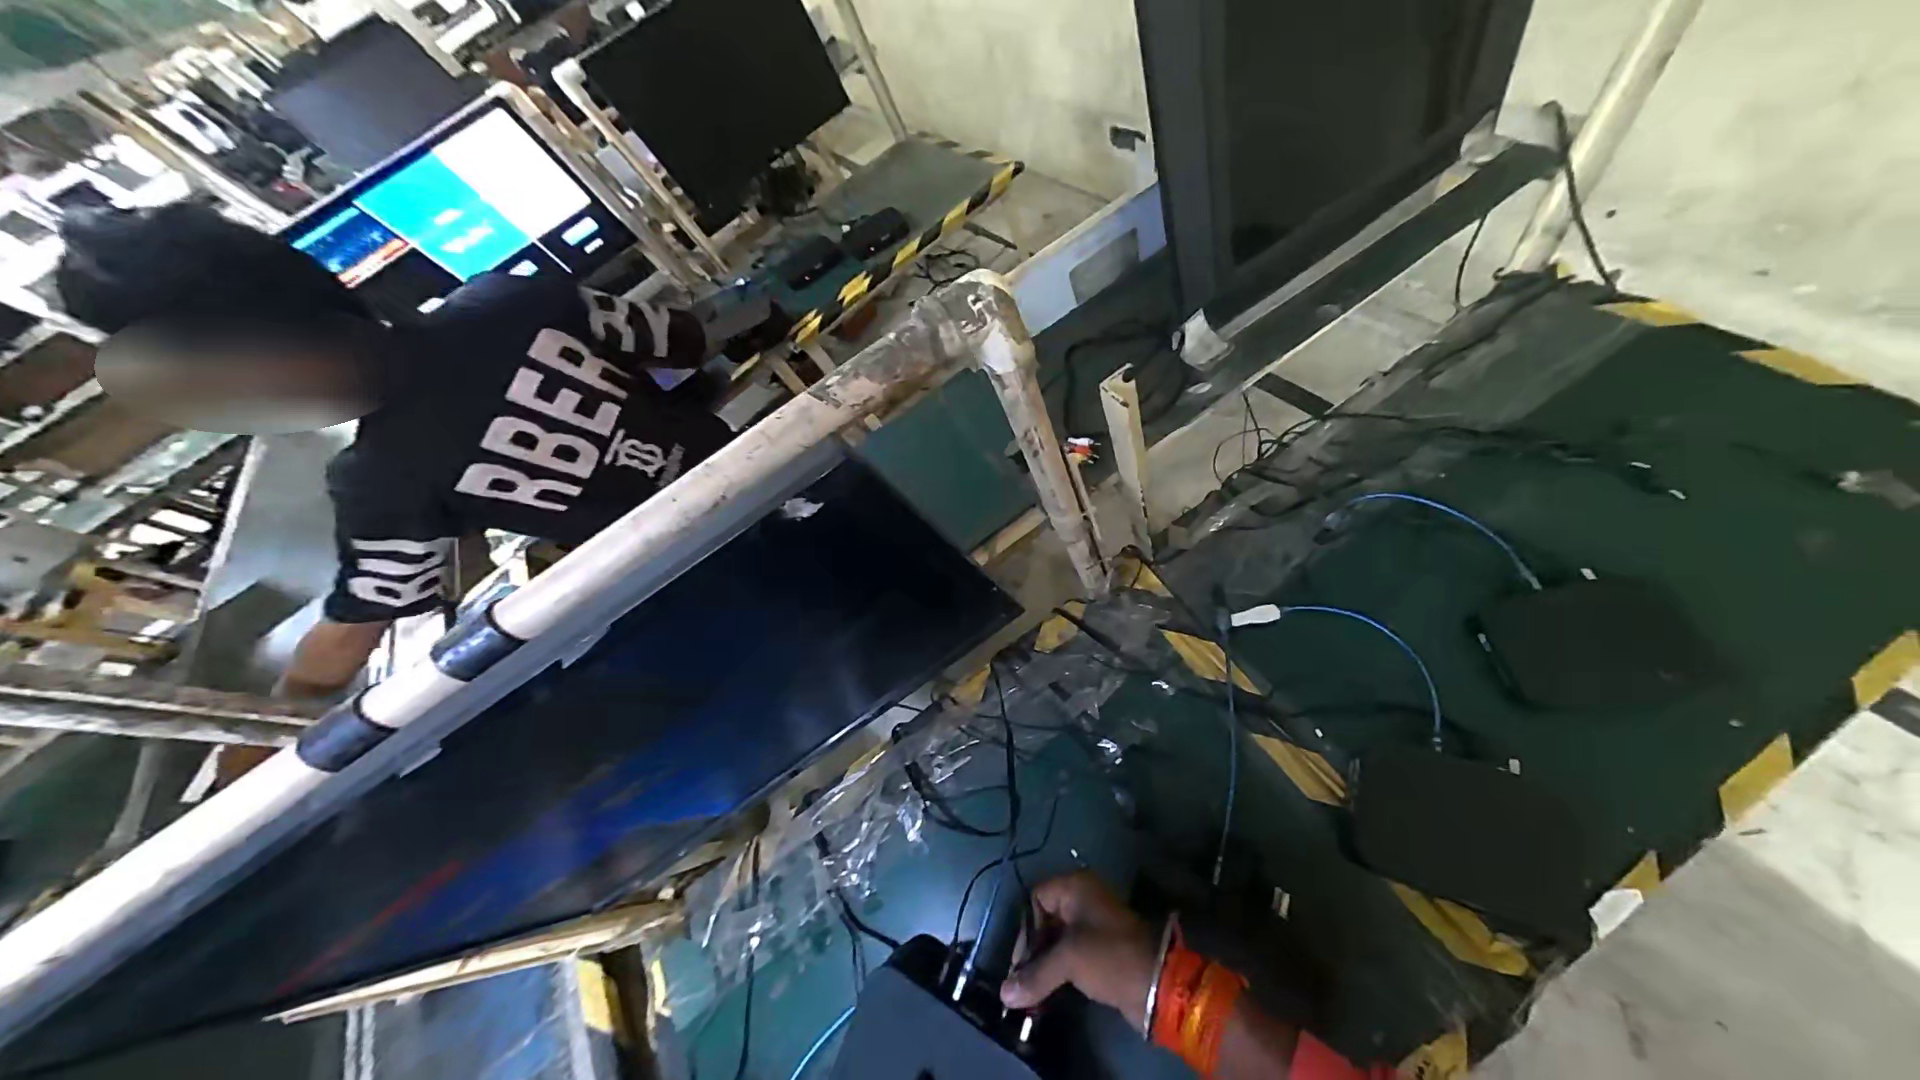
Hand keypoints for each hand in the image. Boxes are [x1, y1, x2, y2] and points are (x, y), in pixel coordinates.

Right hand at [999, 870, 1158, 1031]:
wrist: (1158, 984)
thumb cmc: (1109, 956)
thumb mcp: (1068, 960)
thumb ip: (1035, 974)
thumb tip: (1004, 995)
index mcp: (1075, 887)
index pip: (1036, 898)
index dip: (1026, 928)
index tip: (1021, 960)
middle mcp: (1083, 900)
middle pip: (1045, 921)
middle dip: (1033, 951)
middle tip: (1024, 980)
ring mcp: (1094, 926)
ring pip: (1057, 941)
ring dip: (1044, 964)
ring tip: (1033, 992)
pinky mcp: (1101, 951)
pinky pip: (1071, 956)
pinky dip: (1059, 971)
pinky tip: (1049, 992)